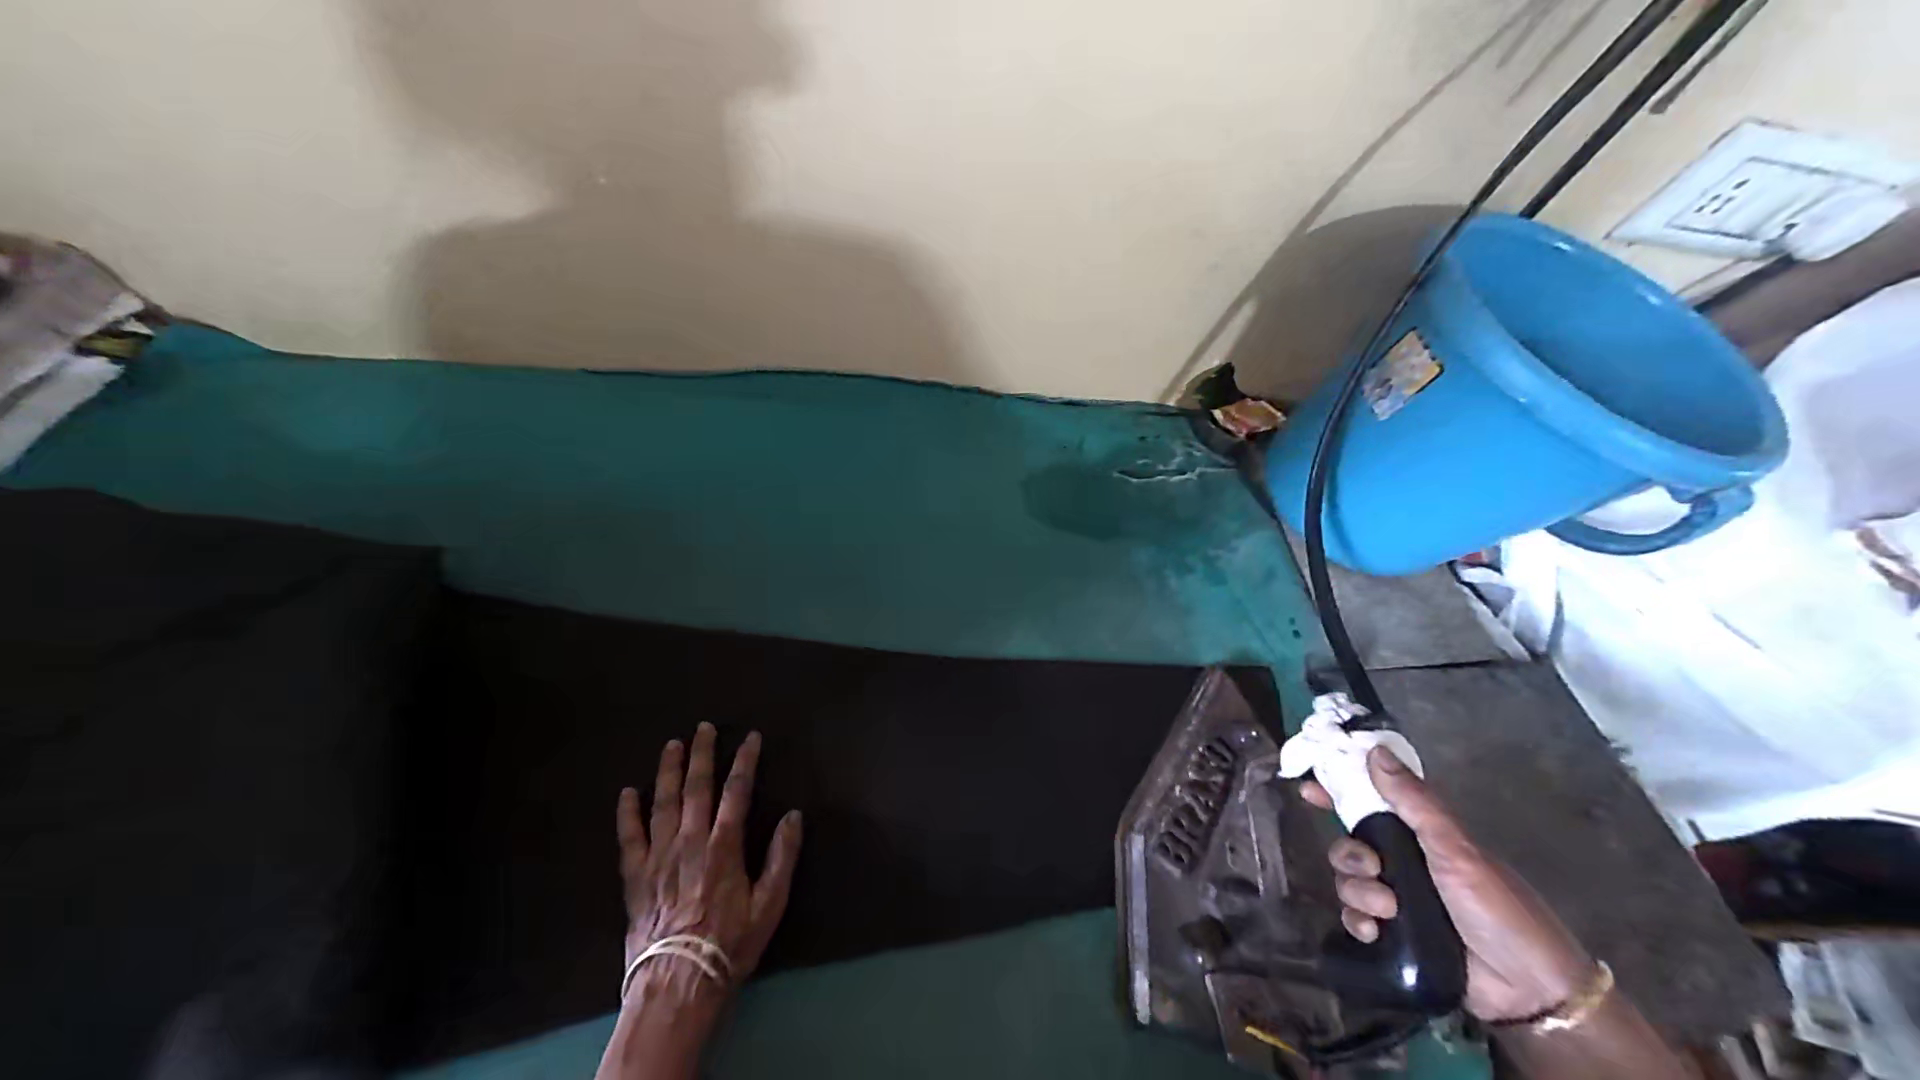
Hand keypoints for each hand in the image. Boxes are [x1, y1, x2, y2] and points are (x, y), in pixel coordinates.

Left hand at [617, 723, 802, 995]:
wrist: (678, 983)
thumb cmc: (729, 943)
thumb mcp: (770, 904)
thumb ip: (782, 856)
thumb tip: (794, 815)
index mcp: (724, 845)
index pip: (737, 791)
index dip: (745, 761)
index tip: (751, 737)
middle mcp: (690, 840)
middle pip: (696, 787)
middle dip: (702, 754)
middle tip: (704, 727)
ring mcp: (658, 856)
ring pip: (663, 802)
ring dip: (668, 771)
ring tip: (672, 745)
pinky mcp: (635, 876)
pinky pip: (628, 837)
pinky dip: (627, 812)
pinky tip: (628, 792)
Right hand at [1300, 746, 1592, 1022]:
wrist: (1530, 991)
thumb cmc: (1500, 909)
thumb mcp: (1458, 850)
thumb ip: (1415, 802)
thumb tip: (1375, 749)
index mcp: (1419, 836)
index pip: (1370, 803)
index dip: (1337, 792)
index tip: (1309, 788)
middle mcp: (1403, 863)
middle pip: (1348, 845)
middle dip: (1350, 856)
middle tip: (1374, 869)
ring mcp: (1397, 899)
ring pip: (1348, 881)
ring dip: (1359, 893)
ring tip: (1387, 911)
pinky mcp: (1393, 934)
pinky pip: (1354, 918)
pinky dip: (1358, 923)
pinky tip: (1375, 933)